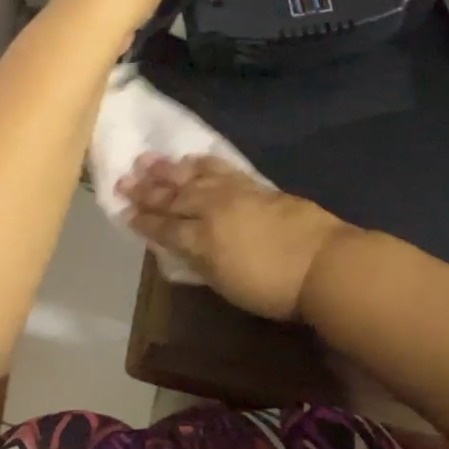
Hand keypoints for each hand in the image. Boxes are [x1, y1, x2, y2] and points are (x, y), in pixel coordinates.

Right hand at [117, 154, 354, 320]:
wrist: (324, 264)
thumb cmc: (275, 289)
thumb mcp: (226, 285)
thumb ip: (199, 262)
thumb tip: (180, 247)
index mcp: (201, 240)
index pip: (164, 228)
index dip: (143, 220)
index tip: (124, 211)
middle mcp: (211, 210)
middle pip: (173, 197)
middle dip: (147, 190)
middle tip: (124, 180)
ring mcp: (234, 193)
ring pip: (193, 177)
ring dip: (168, 170)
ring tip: (147, 161)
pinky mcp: (255, 185)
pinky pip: (220, 169)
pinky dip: (201, 164)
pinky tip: (191, 160)